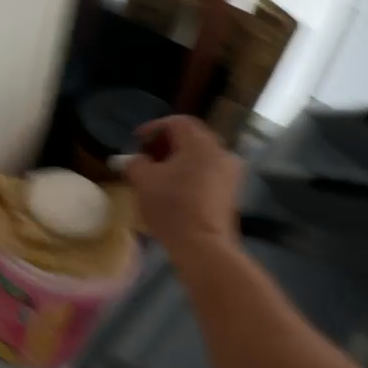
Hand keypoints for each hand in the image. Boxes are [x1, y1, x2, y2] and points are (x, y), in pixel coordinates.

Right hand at [122, 116, 243, 263]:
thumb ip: (136, 162)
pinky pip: (207, 172)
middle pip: (191, 137)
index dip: (154, 128)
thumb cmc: (171, 207)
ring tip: (158, 174)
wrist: (203, 245)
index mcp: (200, 144)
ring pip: (200, 156)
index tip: (136, 141)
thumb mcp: (143, 181)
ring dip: (178, 160)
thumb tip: (136, 160)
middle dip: (166, 144)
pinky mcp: (231, 192)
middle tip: (146, 156)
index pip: (178, 122)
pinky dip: (190, 173)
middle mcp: (221, 152)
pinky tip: (174, 189)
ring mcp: (230, 173)